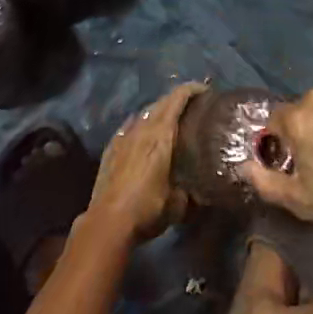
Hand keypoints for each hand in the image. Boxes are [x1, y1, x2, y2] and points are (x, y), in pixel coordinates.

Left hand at [85, 81, 204, 241]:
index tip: (205, 90)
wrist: (107, 224)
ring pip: (144, 113)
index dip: (192, 89)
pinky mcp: (111, 148)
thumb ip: (189, 190)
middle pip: (161, 102)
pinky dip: (141, 124)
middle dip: (178, 98)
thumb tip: (198, 189)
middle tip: (193, 105)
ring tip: (170, 119)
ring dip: (159, 111)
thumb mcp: (177, 204)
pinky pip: (129, 126)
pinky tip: (143, 132)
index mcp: (161, 134)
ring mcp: (124, 137)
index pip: (177, 98)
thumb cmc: (147, 209)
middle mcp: (142, 128)